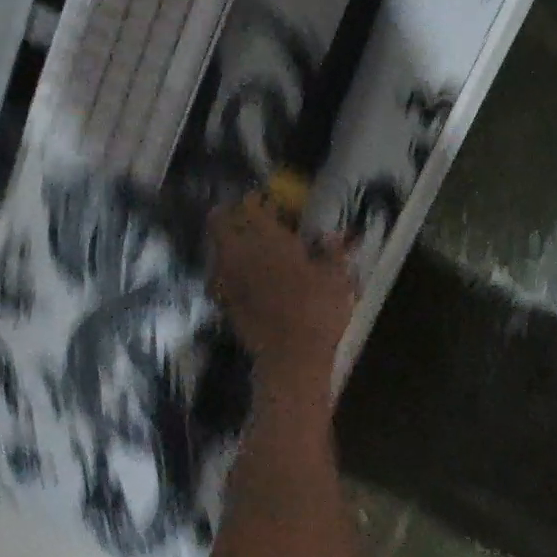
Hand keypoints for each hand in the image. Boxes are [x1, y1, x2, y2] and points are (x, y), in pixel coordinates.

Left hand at [207, 196, 357, 390]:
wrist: (291, 355)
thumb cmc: (319, 312)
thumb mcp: (338, 281)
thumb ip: (333, 253)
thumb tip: (331, 234)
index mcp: (269, 239)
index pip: (252, 205)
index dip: (258, 200)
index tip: (269, 202)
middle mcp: (240, 251)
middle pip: (221, 221)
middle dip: (232, 216)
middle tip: (248, 220)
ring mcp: (226, 276)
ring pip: (218, 247)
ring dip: (230, 243)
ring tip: (248, 250)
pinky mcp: (223, 299)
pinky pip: (220, 275)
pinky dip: (229, 271)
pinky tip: (246, 280)